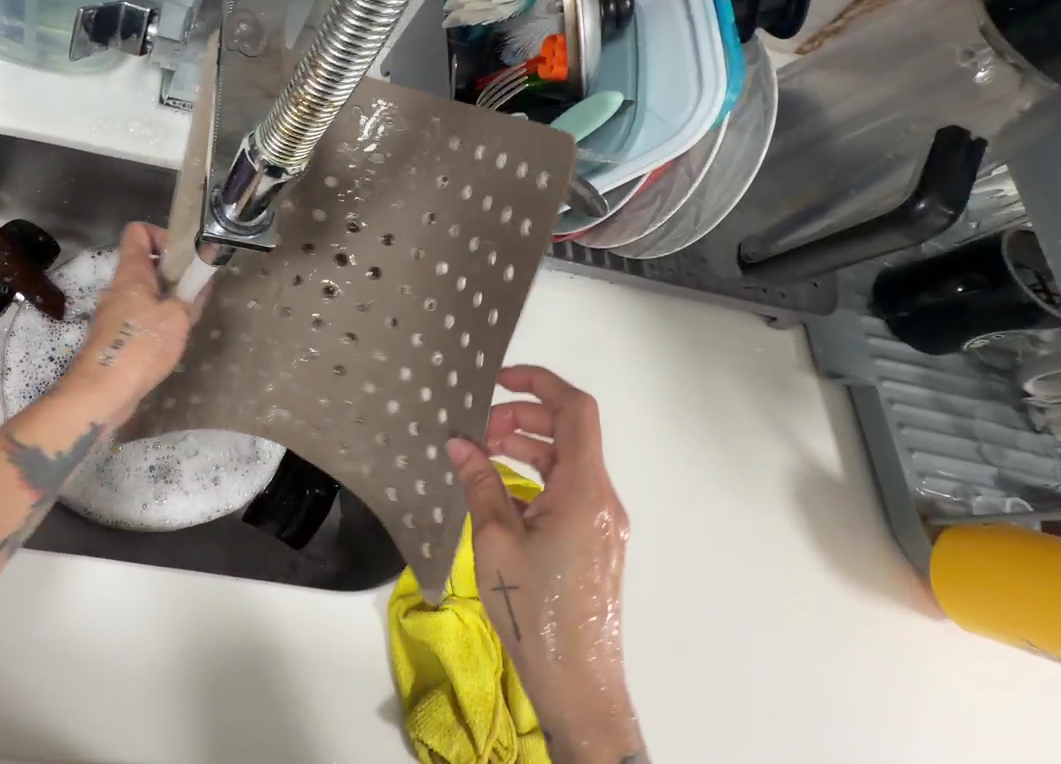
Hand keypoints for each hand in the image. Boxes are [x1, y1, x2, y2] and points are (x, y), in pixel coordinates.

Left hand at [57, 223, 205, 422]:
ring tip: (187, 319)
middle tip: (194, 292)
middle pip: (144, 265)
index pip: (137, 232)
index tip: (183, 257)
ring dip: (167, 301)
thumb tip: (202, 281)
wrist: (102, 392)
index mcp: (130, 273)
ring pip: (143, 294)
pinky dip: (156, 322)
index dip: (161, 235)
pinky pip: (139, 318)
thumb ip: (191, 296)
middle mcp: (118, 288)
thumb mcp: (177, 317)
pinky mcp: (115, 337)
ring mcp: (114, 314)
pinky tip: (171, 341)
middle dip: (172, 274)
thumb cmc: (140, 346)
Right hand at [447, 366, 643, 763]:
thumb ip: (479, 483)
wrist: (577, 680)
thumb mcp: (495, 540)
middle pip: (568, 433)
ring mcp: (601, 522)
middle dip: (521, 418)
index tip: (497, 380)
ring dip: (524, 448)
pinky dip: (531, 478)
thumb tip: (459, 442)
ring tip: (478, 456)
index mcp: (585, 490)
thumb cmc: (534, 606)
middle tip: (476, 430)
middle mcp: (601, 499)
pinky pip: (564, 490)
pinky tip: (496, 492)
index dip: (539, 383)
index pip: (575, 411)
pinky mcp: (592, 541)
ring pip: (565, 462)